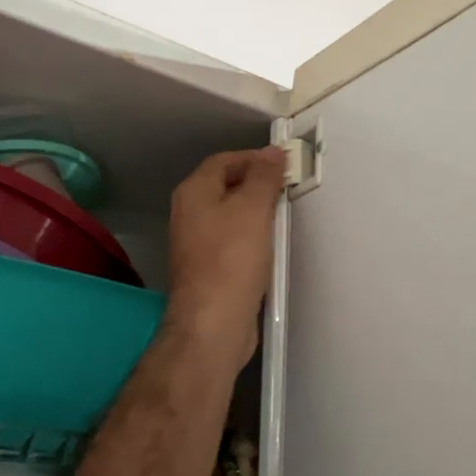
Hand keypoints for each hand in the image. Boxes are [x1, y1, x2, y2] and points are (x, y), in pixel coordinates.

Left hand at [165, 147, 285, 363]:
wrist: (213, 324)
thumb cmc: (231, 259)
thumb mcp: (253, 208)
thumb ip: (263, 176)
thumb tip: (272, 152)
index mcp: (193, 193)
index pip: (223, 160)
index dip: (254, 158)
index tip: (284, 165)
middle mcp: (189, 214)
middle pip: (225, 186)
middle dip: (256, 184)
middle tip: (286, 188)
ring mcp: (196, 243)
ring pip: (230, 215)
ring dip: (255, 211)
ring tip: (282, 215)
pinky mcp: (208, 268)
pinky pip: (232, 241)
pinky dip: (251, 237)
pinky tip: (269, 246)